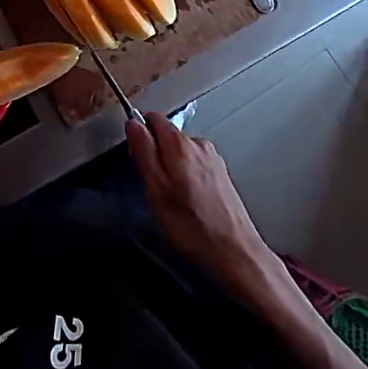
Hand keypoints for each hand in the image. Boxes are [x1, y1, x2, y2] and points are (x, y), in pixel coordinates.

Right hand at [126, 111, 278, 297]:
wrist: (234, 251)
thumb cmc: (193, 227)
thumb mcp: (155, 189)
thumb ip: (143, 152)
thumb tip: (133, 124)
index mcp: (180, 144)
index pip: (153, 118)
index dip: (139, 133)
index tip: (136, 156)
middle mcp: (199, 144)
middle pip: (167, 134)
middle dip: (155, 154)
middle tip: (153, 186)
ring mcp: (212, 158)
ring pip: (180, 152)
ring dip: (171, 168)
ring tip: (172, 200)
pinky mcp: (220, 173)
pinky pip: (193, 165)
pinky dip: (185, 178)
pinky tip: (188, 203)